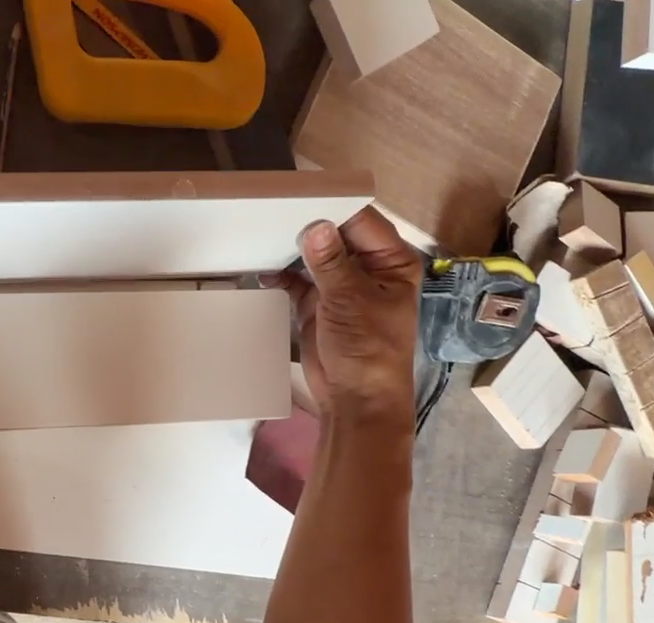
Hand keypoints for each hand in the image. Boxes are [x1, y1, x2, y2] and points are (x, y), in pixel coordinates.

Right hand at [264, 208, 422, 429]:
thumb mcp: (349, 301)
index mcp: (390, 261)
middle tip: (275, 212)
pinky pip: (298, 283)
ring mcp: (340, 288)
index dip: (335, 209)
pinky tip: (263, 270)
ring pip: (315, 259)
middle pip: (336, 238)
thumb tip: (315, 227)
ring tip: (264, 236)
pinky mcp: (318, 306)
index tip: (303, 195)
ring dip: (293, 252)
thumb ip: (330, 263)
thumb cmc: (367, 348)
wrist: (354, 397)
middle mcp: (366, 269)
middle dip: (310, 228)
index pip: (361, 223)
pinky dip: (282, 277)